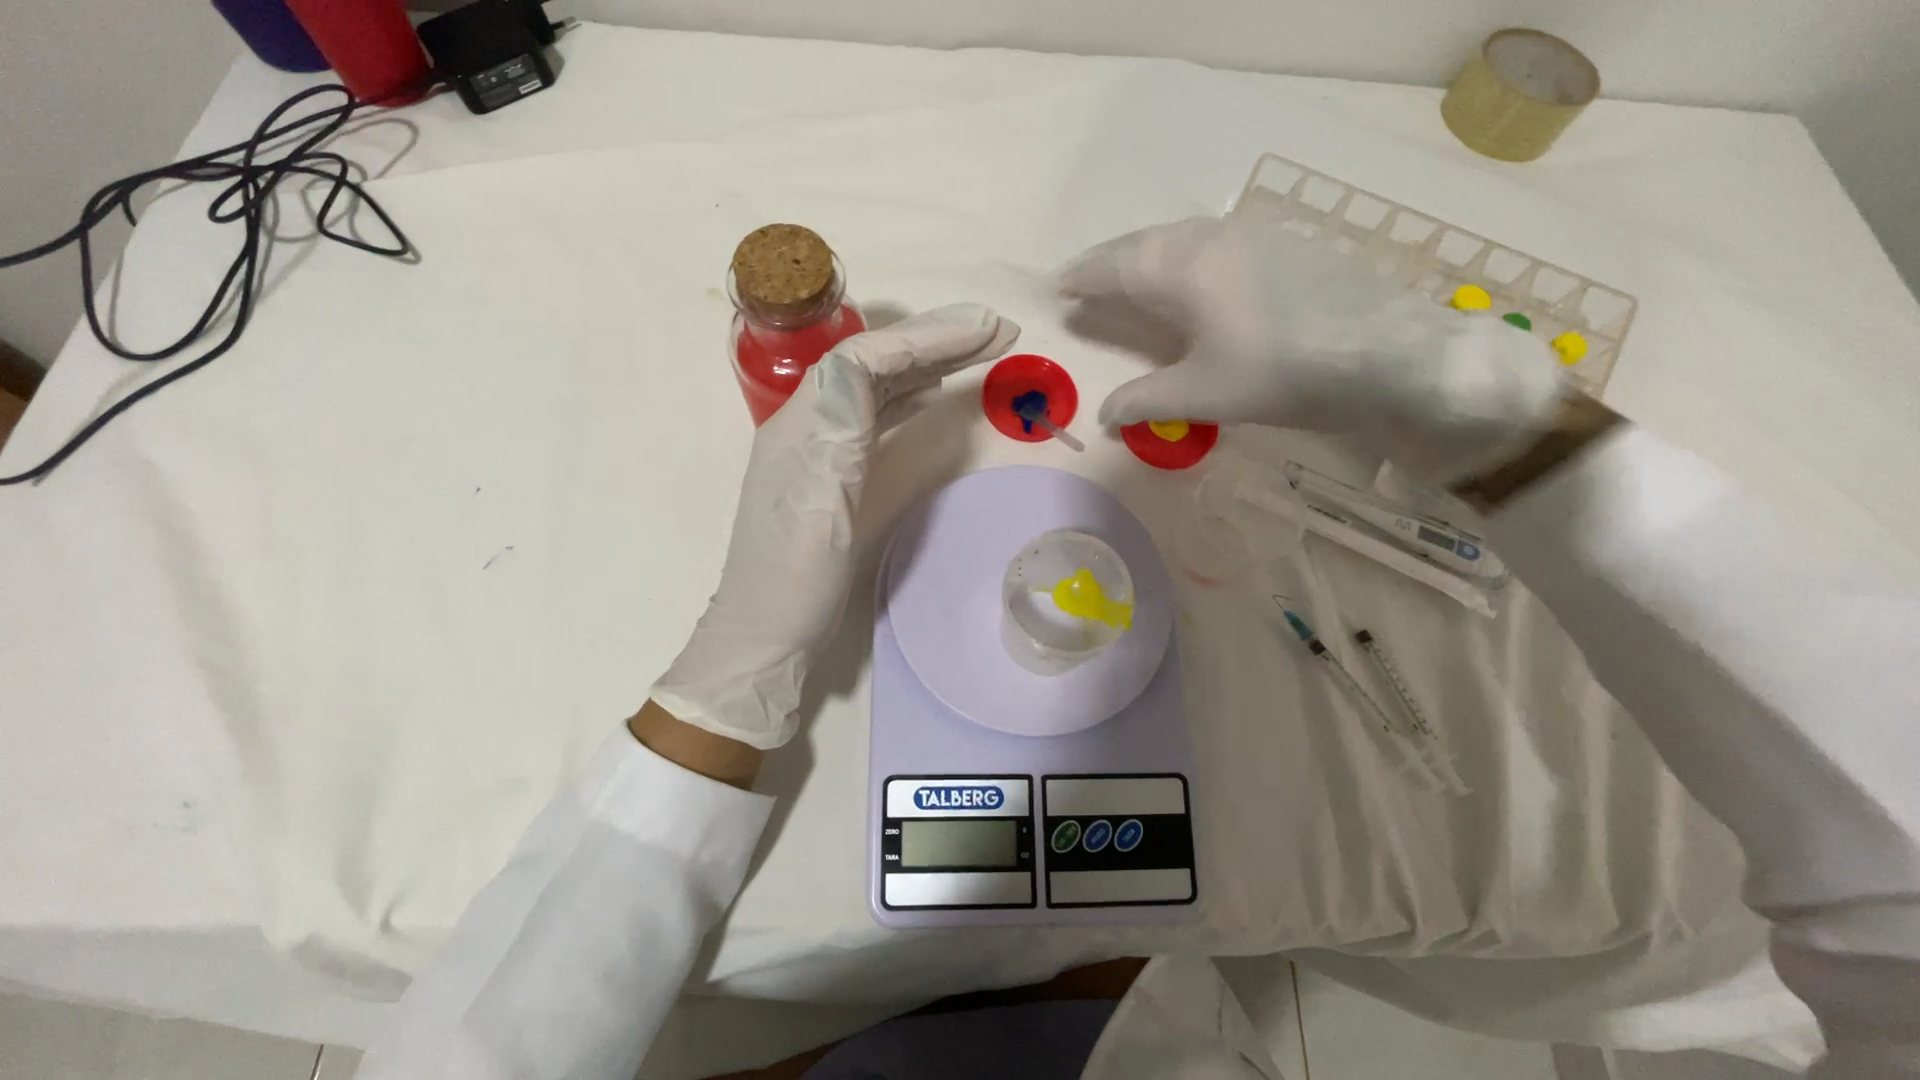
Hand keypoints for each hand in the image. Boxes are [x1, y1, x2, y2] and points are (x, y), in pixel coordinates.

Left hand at [651, 304, 1019, 749]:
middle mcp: (809, 422)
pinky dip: (909, 396)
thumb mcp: (821, 502)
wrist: (765, 631)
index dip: (928, 334)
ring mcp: (820, 445)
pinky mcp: (832, 469)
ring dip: (928, 362)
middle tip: (999, 331)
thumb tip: (865, 367)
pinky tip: (933, 394)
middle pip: (875, 360)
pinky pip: (874, 415)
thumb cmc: (796, 578)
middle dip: (936, 339)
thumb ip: (839, 430)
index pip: (869, 355)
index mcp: (806, 424)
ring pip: (877, 385)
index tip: (986, 328)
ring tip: (980, 352)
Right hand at [1061, 215, 1569, 485]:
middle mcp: (1210, 239)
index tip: (1058, 286)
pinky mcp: (1284, 243)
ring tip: (1131, 274)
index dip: (1084, 277)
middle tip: (1086, 278)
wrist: (1390, 354)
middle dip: (1110, 260)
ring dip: (1147, 253)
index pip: (1116, 266)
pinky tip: (1193, 274)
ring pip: (1180, 236)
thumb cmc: (1284, 374)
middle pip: (1144, 242)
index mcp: (1183, 269)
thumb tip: (1104, 415)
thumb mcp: (1207, 395)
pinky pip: (1212, 240)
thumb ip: (1147, 400)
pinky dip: (1184, 255)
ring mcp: (1251, 235)